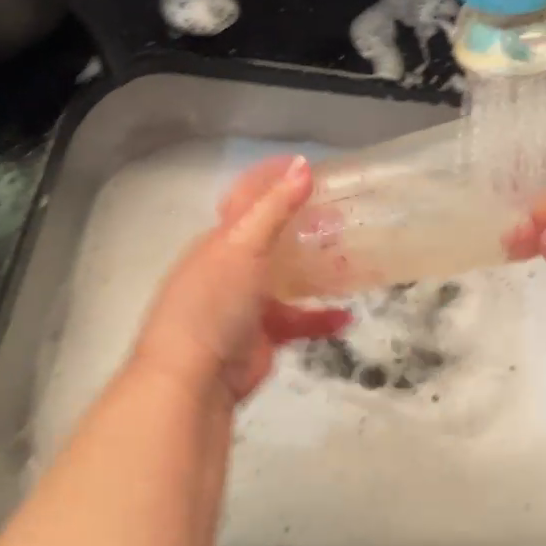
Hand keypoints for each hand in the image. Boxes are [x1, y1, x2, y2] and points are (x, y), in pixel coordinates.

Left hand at [131, 156, 351, 403]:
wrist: (192, 380)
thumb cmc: (213, 302)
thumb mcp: (243, 246)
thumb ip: (275, 207)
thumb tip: (303, 164)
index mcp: (220, 239)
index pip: (249, 197)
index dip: (275, 179)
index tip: (313, 166)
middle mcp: (232, 266)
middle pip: (274, 237)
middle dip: (307, 225)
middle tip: (345, 215)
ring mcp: (247, 302)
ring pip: (290, 277)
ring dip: (320, 269)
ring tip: (354, 260)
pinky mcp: (263, 335)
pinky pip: (298, 319)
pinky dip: (321, 317)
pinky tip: (347, 316)